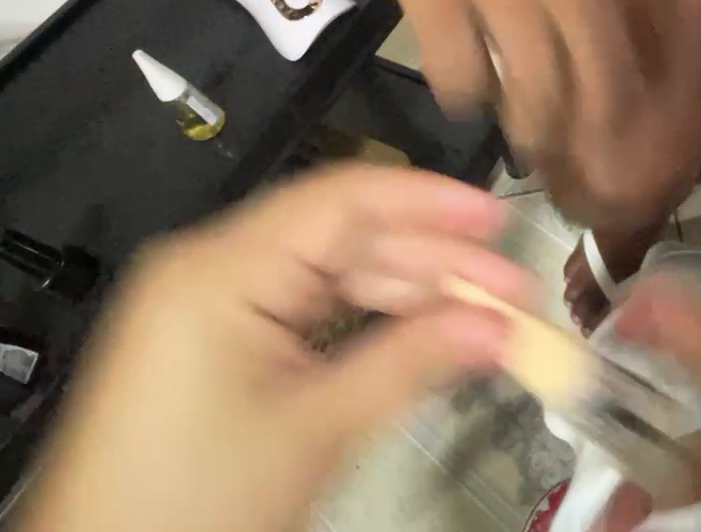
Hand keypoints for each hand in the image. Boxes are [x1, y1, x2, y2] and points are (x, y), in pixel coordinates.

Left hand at [19, 165, 533, 531]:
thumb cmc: (188, 514)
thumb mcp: (312, 432)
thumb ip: (413, 363)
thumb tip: (503, 329)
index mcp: (221, 267)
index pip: (344, 200)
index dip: (429, 201)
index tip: (497, 218)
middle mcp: (217, 264)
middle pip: (348, 237)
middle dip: (434, 261)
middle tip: (512, 290)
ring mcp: (218, 301)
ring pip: (336, 273)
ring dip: (412, 293)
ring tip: (488, 317)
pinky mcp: (224, 338)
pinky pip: (314, 308)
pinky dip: (373, 321)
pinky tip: (428, 332)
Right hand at [348, 0, 699, 197]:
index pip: (658, 59)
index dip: (644, 105)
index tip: (629, 124)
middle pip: (599, 101)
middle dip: (591, 146)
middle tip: (577, 162)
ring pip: (532, 106)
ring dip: (531, 137)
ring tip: (524, 145)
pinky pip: (458, 80)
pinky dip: (464, 96)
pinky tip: (464, 91)